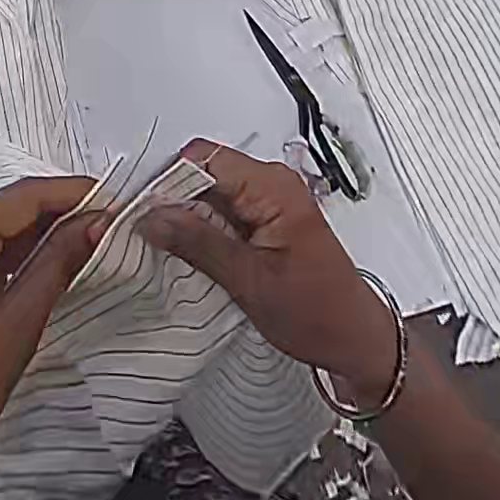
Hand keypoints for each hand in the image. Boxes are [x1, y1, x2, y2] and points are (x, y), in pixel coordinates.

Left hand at [0, 176, 106, 499]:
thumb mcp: (20, 319)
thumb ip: (59, 260)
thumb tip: (97, 221)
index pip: (22, 196)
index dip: (71, 192)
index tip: (115, 197)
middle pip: (13, 206)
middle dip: (63, 207)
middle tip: (112, 215)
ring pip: (6, 227)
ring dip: (49, 228)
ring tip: (97, 231)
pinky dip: (30, 250)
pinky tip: (62, 253)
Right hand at [137, 140, 399, 401]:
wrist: (358, 341)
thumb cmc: (319, 313)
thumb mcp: (250, 281)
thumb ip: (198, 243)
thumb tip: (151, 216)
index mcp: (272, 187)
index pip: (203, 158)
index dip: (167, 179)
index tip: (142, 208)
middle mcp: (269, 182)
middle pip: (202, 171)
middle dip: (170, 198)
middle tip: (144, 230)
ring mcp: (266, 198)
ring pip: (206, 190)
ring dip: (183, 214)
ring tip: (161, 244)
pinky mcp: (261, 216)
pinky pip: (219, 208)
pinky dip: (199, 226)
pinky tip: (185, 250)